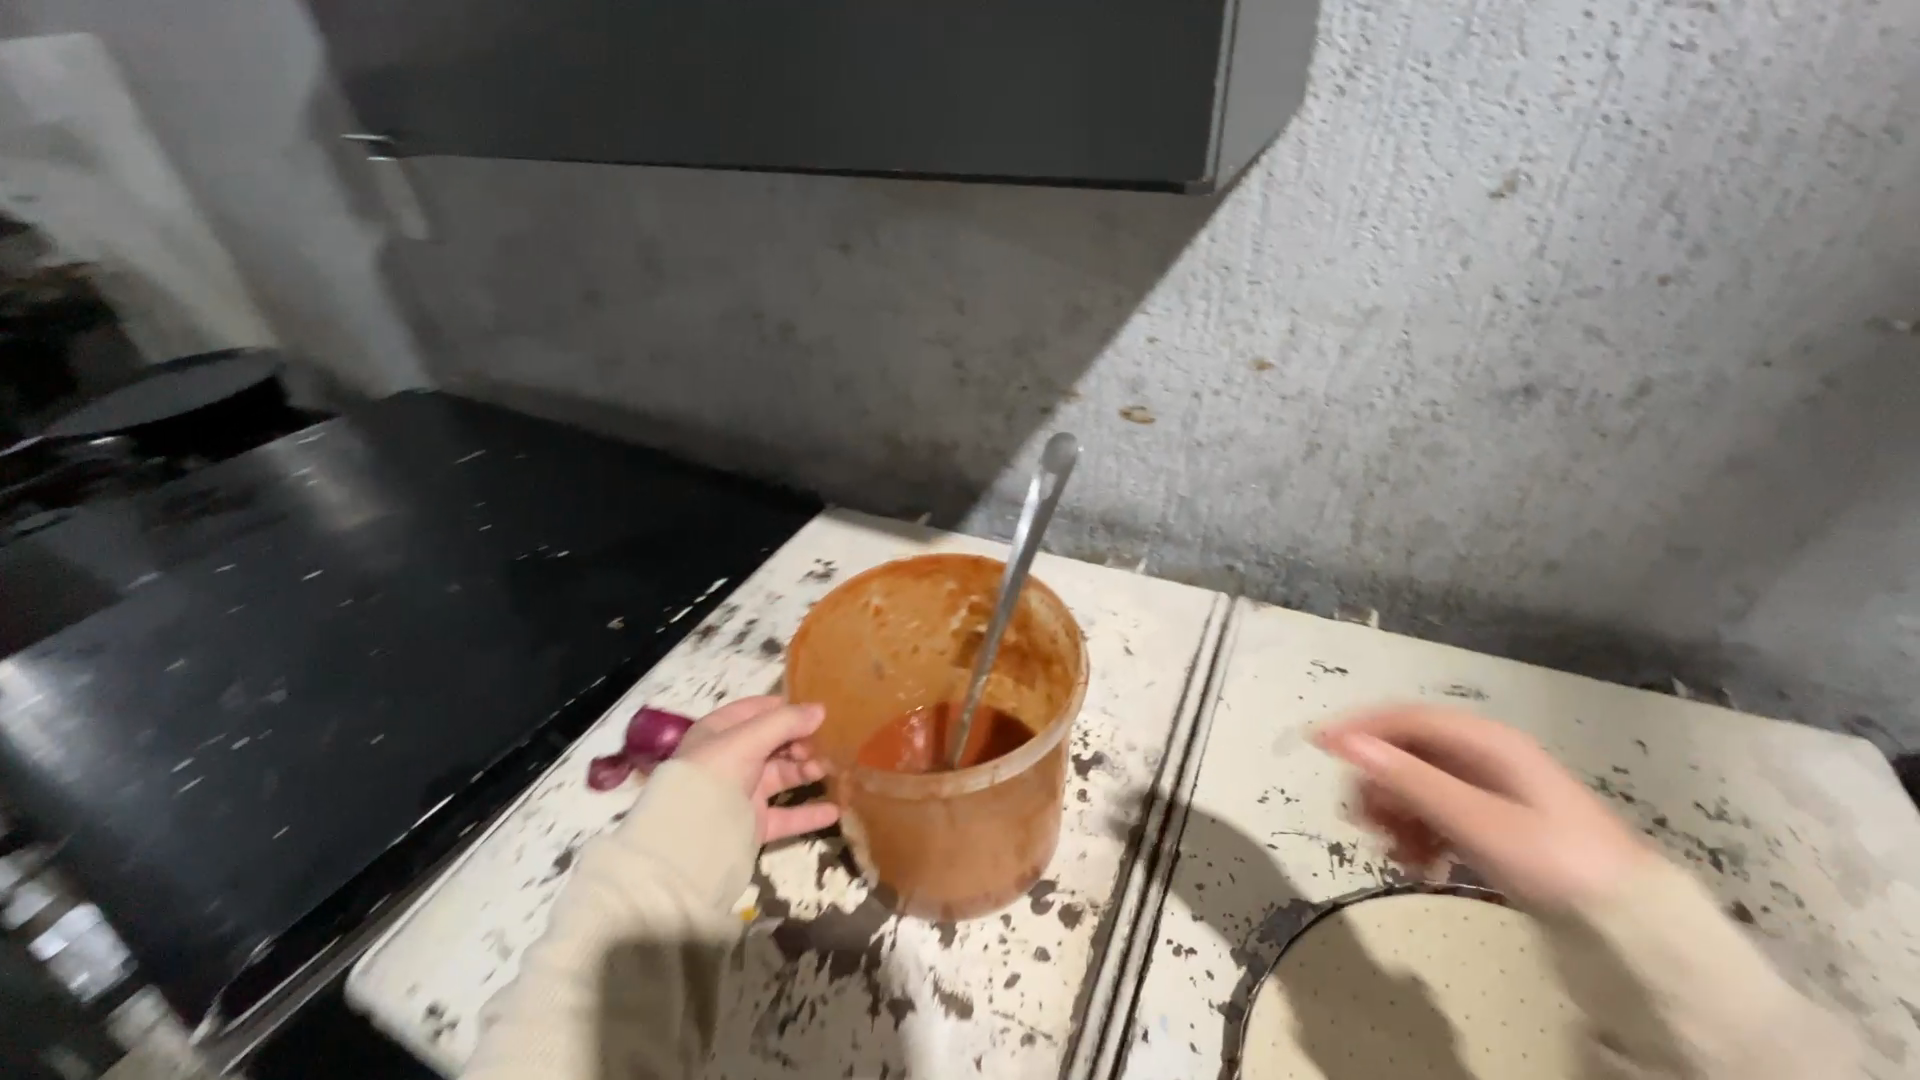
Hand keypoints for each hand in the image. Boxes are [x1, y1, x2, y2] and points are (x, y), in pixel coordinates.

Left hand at [673, 696, 839, 844]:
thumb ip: (786, 722)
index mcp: (720, 732)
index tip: (817, 711)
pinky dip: (810, 813)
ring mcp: (743, 792)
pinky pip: (787, 814)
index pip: (757, 710)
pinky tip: (835, 809)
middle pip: (775, 743)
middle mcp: (731, 759)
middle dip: (802, 741)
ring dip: (808, 770)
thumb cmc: (715, 774)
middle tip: (821, 746)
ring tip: (829, 770)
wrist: (689, 841)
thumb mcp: (748, 738)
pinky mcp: (754, 823)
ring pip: (783, 775)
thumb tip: (820, 710)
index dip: (786, 708)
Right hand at [1314, 705, 1651, 910]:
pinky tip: (1417, 863)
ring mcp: (1488, 786)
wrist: (1625, 920)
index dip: (1359, 728)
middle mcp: (1483, 754)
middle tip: (1358, 818)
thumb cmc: (1549, 858)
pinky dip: (1418, 833)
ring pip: (1418, 785)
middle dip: (1377, 783)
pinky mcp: (1492, 817)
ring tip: (1391, 851)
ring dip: (1395, 814)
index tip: (1319, 745)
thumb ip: (1408, 779)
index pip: (1405, 718)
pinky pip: (1436, 812)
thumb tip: (1345, 743)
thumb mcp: (1473, 819)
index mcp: (1484, 741)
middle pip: (1408, 752)